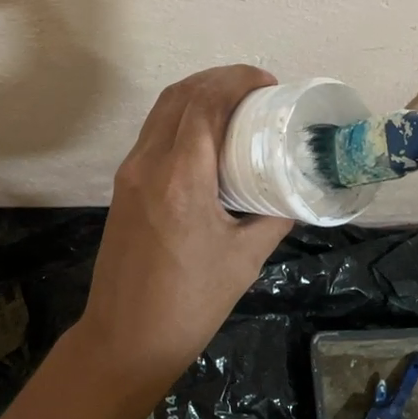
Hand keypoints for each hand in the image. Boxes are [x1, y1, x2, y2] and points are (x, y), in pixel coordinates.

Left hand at [82, 64, 293, 373]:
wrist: (124, 340)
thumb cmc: (190, 304)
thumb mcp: (245, 260)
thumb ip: (273, 217)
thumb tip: (294, 190)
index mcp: (182, 178)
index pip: (205, 102)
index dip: (237, 80)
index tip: (268, 84)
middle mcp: (150, 163)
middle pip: (182, 94)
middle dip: (220, 79)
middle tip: (256, 89)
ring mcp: (130, 171)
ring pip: (162, 108)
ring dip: (198, 92)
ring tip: (234, 101)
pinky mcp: (123, 183)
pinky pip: (154, 130)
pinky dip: (181, 115)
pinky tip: (206, 133)